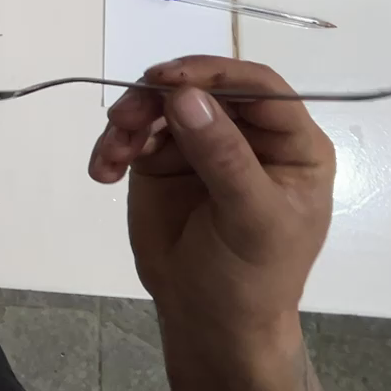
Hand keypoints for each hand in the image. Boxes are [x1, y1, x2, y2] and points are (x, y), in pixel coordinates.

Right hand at [87, 57, 334, 350]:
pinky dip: (111, 147)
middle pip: (196, 89)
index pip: (258, 87)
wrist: (206, 318)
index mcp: (288, 145)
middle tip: (121, 120)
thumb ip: (222, 156)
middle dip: (154, 100)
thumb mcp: (249, 217)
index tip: (165, 78)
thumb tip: (186, 97)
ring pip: (156, 107)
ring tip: (111, 157)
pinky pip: (131, 134)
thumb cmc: (250, 274)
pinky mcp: (159, 161)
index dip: (214, 72)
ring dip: (126, 124)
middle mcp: (244, 136)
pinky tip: (102, 172)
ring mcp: (198, 146)